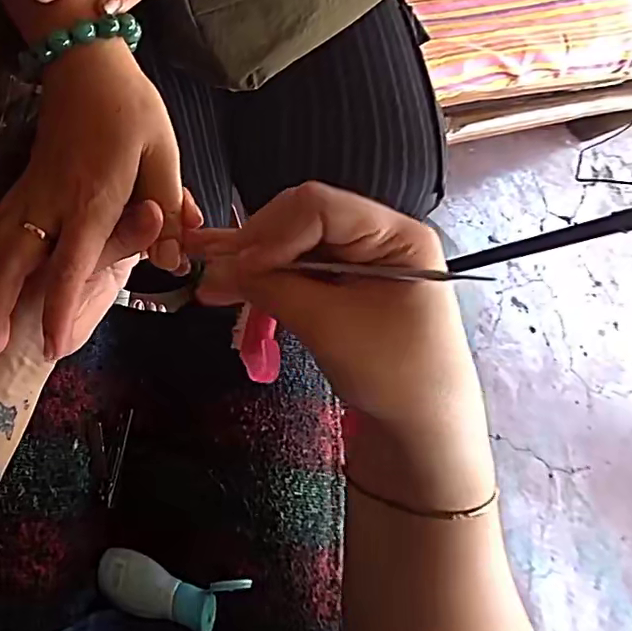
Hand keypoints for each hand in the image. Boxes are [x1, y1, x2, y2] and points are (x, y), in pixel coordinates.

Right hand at [0, 41, 198, 358]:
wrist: (84, 64)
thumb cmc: (130, 108)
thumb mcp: (163, 153)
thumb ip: (166, 208)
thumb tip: (172, 259)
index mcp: (92, 199)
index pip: (70, 264)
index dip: (58, 308)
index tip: (49, 346)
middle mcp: (53, 202)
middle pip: (14, 260)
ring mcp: (31, 191)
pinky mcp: (23, 181)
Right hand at [183, 183, 476, 426]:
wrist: (420, 422)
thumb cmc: (393, 373)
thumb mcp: (327, 325)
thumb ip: (270, 287)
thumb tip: (215, 268)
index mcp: (394, 235)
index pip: (319, 208)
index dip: (274, 232)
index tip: (244, 267)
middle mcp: (372, 235)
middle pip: (296, 218)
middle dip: (255, 244)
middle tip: (215, 272)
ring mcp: (352, 256)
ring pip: (285, 241)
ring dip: (248, 260)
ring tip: (211, 280)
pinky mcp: (334, 278)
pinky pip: (288, 264)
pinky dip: (257, 274)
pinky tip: (224, 280)